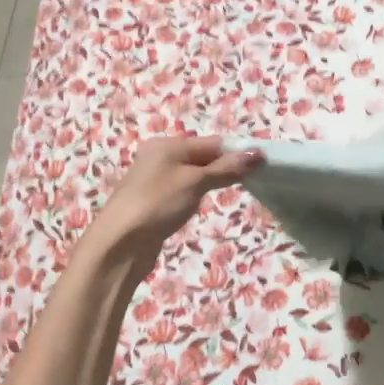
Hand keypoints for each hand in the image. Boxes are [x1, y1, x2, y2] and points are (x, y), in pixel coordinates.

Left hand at [89, 137, 262, 252]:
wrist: (121, 241)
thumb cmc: (158, 204)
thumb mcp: (196, 182)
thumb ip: (226, 168)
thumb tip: (258, 153)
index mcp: (167, 144)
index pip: (212, 142)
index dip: (237, 152)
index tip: (262, 166)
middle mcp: (159, 155)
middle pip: (202, 156)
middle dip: (225, 167)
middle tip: (252, 181)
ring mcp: (154, 178)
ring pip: (193, 174)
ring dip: (212, 181)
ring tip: (231, 193)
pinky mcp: (153, 199)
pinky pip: (183, 188)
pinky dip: (197, 193)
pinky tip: (201, 205)